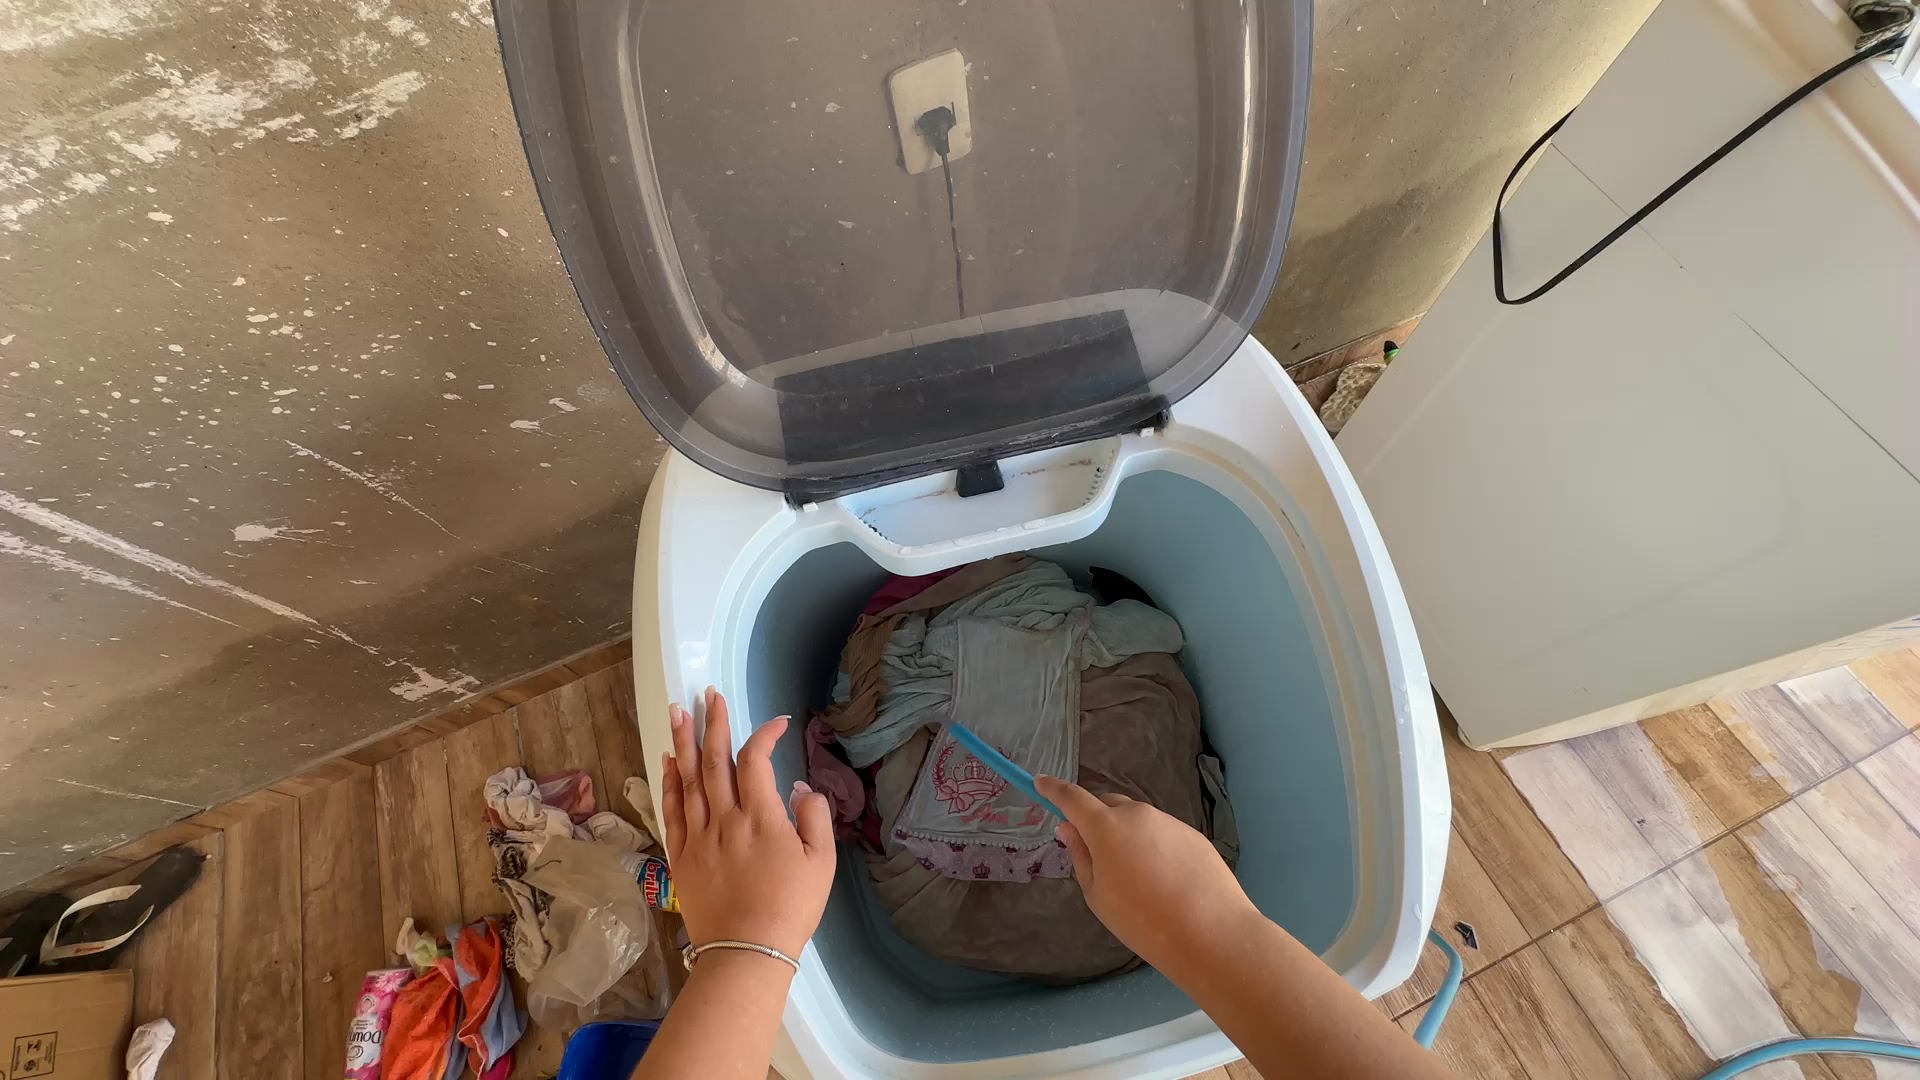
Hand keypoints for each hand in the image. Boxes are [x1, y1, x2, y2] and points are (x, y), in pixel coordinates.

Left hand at [661, 687, 835, 959]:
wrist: (747, 954)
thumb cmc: (790, 906)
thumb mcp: (821, 860)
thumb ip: (815, 815)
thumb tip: (800, 786)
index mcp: (761, 817)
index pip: (756, 760)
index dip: (765, 734)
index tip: (778, 722)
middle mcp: (725, 819)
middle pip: (715, 761)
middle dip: (713, 723)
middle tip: (709, 694)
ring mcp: (699, 837)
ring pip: (688, 780)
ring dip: (684, 742)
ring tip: (679, 711)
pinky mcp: (682, 858)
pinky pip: (672, 812)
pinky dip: (670, 783)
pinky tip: (669, 762)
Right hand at [1035, 774, 1261, 978]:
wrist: (1212, 934)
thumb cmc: (1144, 921)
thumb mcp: (1098, 896)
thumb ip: (1081, 857)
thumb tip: (1069, 829)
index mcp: (1105, 827)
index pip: (1072, 798)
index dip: (1053, 789)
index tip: (1040, 781)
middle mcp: (1136, 814)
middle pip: (1106, 806)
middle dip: (1096, 821)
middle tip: (1098, 857)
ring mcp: (1167, 821)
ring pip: (1136, 820)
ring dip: (1127, 836)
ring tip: (1139, 880)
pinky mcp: (1192, 834)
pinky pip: (1161, 832)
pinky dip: (1154, 847)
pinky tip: (1166, 882)